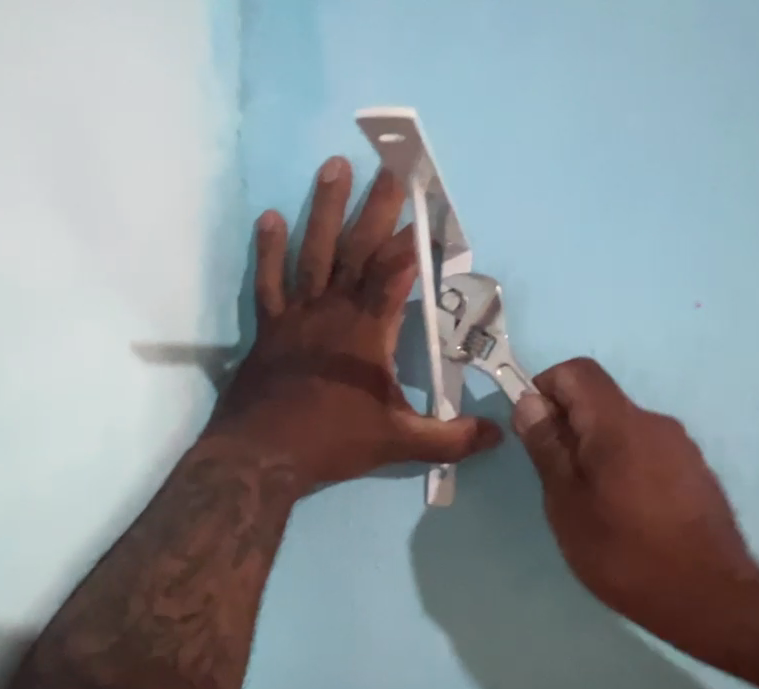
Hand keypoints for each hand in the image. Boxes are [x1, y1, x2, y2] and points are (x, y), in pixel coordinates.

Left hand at [204, 156, 501, 491]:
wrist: (262, 453)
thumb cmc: (331, 442)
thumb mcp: (398, 442)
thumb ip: (449, 438)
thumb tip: (496, 435)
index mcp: (369, 332)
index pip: (397, 272)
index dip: (414, 239)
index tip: (431, 208)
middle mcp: (334, 311)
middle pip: (359, 249)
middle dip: (378, 207)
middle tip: (392, 165)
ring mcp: (297, 316)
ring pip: (313, 252)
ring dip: (326, 210)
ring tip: (334, 165)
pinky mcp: (269, 329)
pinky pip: (268, 283)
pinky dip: (268, 251)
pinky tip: (269, 218)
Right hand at [514, 357, 758, 640]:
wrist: (707, 597)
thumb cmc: (623, 553)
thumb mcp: (567, 503)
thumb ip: (548, 448)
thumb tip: (529, 403)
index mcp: (619, 424)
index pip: (576, 372)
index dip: (543, 388)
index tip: (529, 430)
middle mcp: (654, 423)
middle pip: (599, 401)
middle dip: (565, 426)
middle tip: (550, 478)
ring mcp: (680, 447)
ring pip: (620, 430)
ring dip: (592, 450)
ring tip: (584, 503)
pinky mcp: (693, 472)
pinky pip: (644, 452)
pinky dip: (619, 466)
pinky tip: (619, 514)